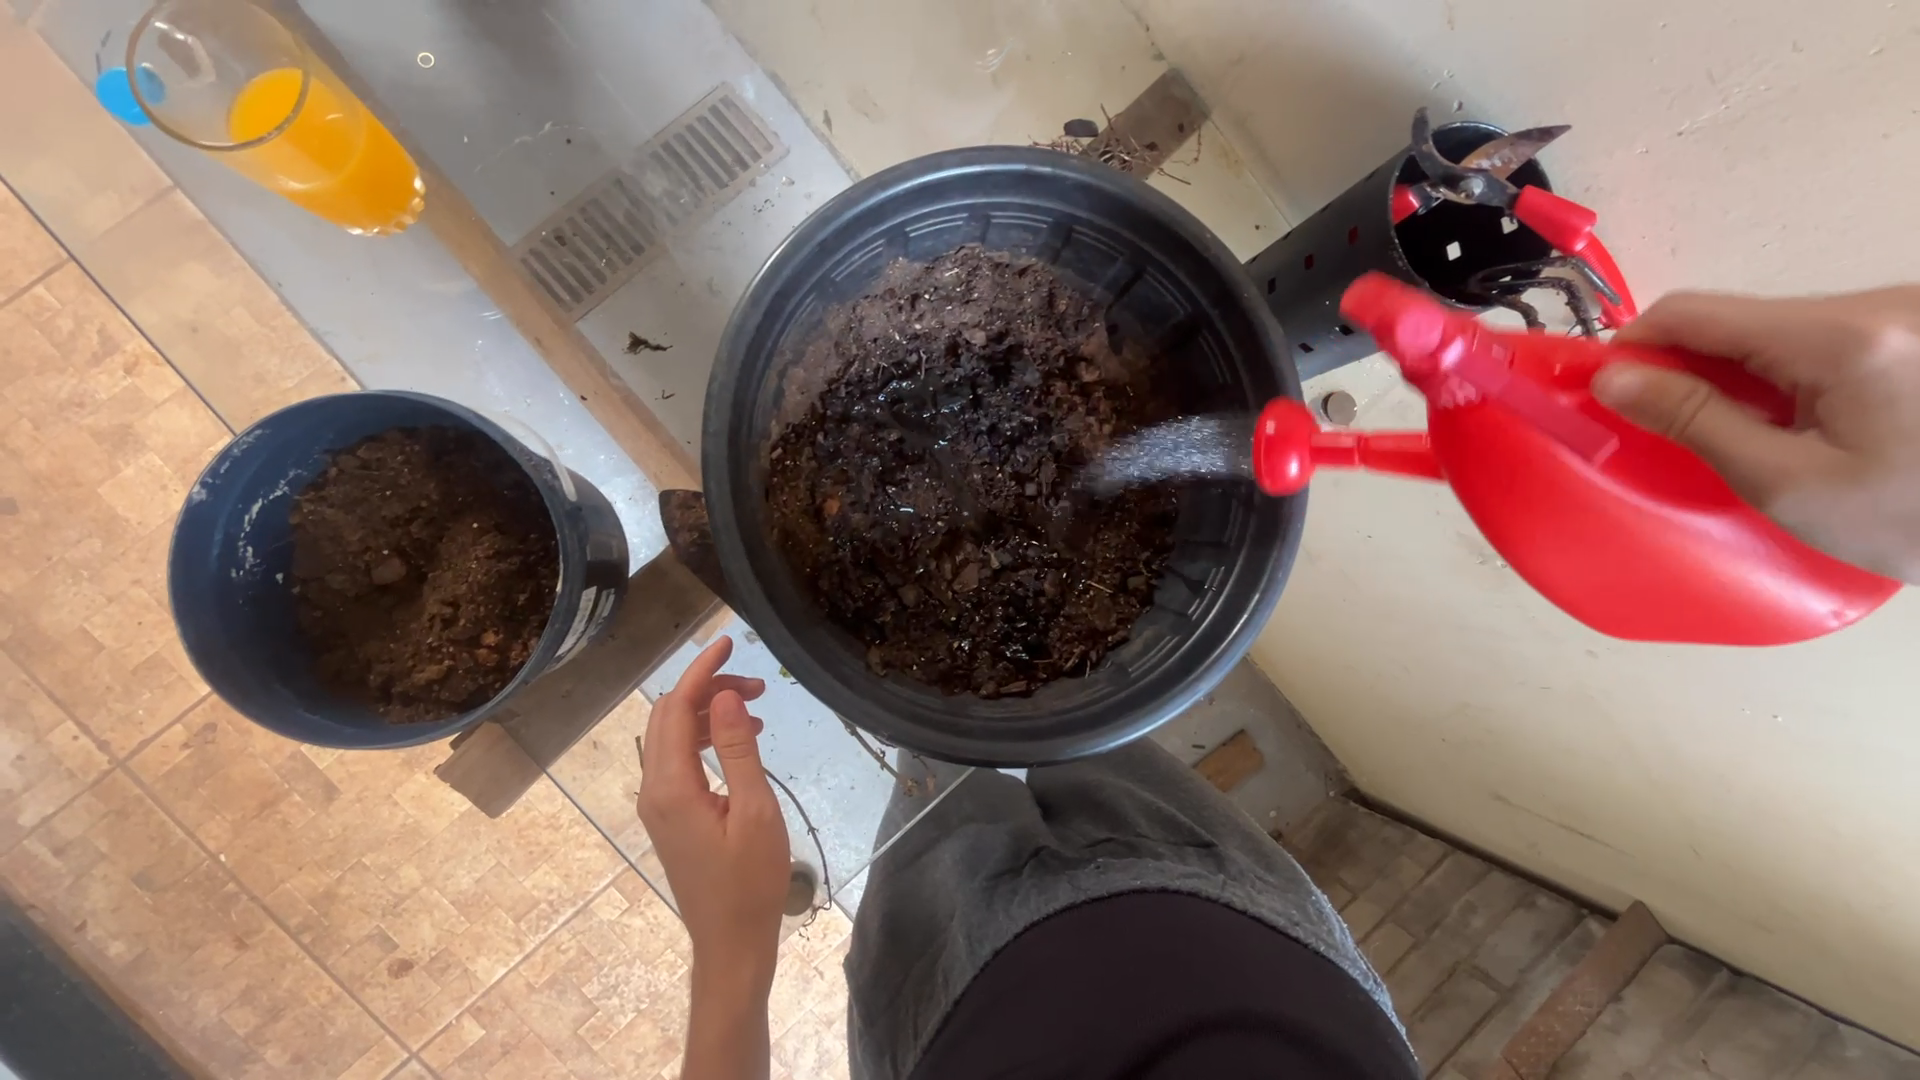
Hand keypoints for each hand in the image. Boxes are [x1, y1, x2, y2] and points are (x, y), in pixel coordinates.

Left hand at [637, 635, 787, 987]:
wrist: (731, 941)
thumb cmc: (749, 880)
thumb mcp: (754, 810)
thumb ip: (736, 750)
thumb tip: (722, 696)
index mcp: (671, 786)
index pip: (677, 708)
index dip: (702, 670)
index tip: (728, 642)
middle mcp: (653, 789)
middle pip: (669, 716)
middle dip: (708, 688)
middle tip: (758, 684)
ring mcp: (658, 803)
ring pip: (673, 736)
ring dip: (708, 712)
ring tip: (757, 709)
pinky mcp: (670, 814)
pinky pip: (679, 759)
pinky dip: (706, 738)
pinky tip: (742, 740)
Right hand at [1592, 287, 1919, 582]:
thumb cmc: (1918, 517)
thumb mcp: (1786, 481)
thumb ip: (1694, 420)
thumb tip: (1612, 378)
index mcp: (1842, 337)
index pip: (1690, 312)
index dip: (1630, 347)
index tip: (1604, 394)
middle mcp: (1879, 304)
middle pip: (1732, 319)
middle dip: (1682, 369)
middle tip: (1670, 430)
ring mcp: (1906, 314)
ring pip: (1771, 330)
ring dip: (1732, 376)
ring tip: (1745, 435)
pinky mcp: (1919, 331)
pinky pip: (1815, 340)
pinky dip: (1778, 377)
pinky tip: (1797, 422)